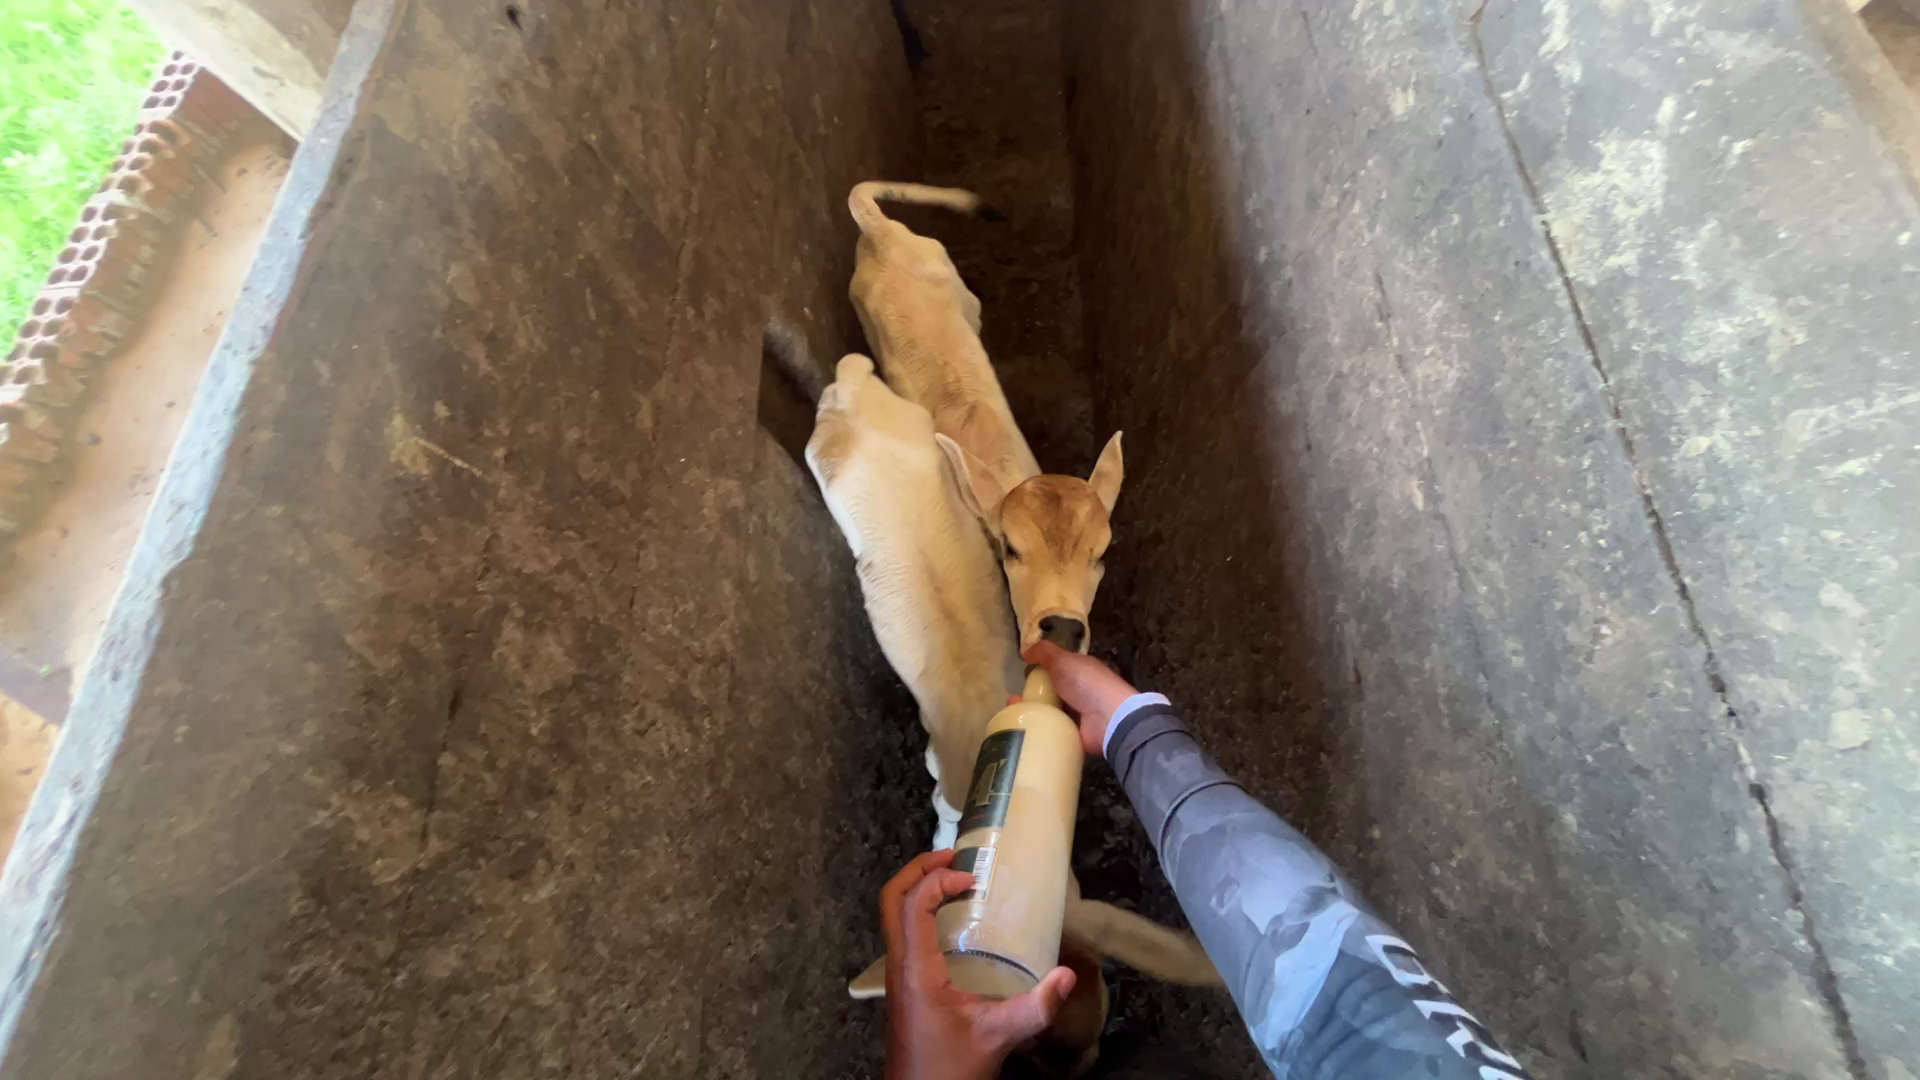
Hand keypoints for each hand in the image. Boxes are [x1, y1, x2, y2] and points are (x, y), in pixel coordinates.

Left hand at [882, 850, 1075, 1079]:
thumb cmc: (950, 1071)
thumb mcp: (998, 1037)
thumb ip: (1035, 1008)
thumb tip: (1068, 976)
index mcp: (915, 968)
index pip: (913, 903)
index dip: (938, 880)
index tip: (971, 880)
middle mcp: (899, 963)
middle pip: (892, 897)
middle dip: (919, 868)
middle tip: (953, 857)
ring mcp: (897, 972)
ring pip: (892, 912)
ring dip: (916, 886)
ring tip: (951, 877)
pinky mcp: (902, 982)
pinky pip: (902, 929)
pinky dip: (919, 907)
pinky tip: (949, 917)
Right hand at [1020, 642, 1140, 755]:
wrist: (1107, 718)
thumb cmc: (1085, 682)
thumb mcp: (1062, 659)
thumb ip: (1043, 652)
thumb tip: (1024, 649)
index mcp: (1081, 671)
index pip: (1059, 668)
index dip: (1042, 670)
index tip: (1023, 676)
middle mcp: (1082, 692)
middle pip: (1053, 691)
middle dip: (1033, 694)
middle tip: (1013, 699)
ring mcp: (1080, 715)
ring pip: (1051, 712)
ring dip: (1034, 713)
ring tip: (1015, 715)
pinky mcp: (1076, 735)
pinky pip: (1054, 731)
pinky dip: (1041, 730)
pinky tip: (1025, 730)